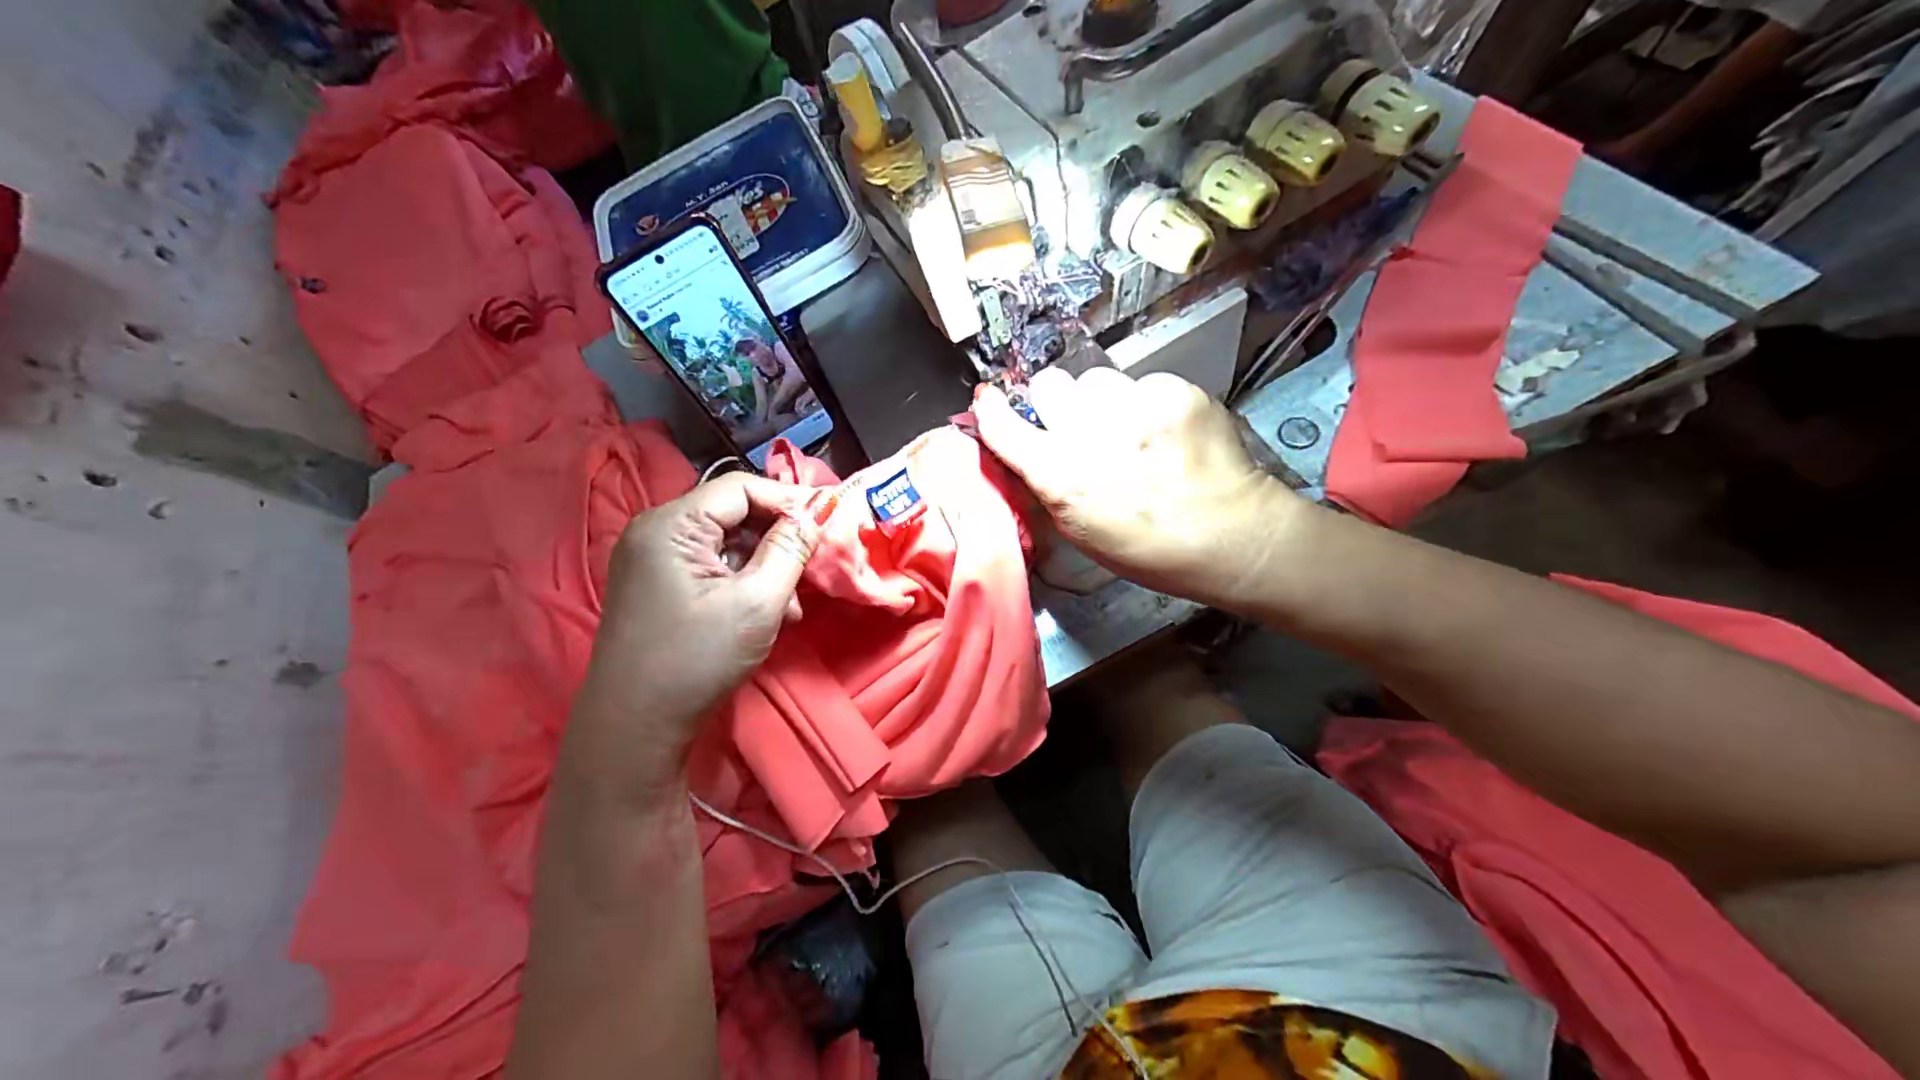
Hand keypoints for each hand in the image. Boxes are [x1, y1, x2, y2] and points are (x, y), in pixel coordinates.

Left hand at [567, 472, 822, 793]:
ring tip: (792, 606)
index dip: (788, 501)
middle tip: (813, 567)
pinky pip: (711, 566)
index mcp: (670, 525)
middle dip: (778, 539)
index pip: (740, 488)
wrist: (634, 726)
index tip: (828, 522)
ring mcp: (652, 560)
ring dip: (765, 566)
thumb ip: (790, 551)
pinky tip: (767, 613)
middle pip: (733, 513)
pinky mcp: (658, 585)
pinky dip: (743, 582)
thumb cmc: (696, 659)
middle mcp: (655, 531)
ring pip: (726, 543)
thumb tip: (816, 515)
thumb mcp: (756, 602)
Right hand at [974, 368, 1308, 609]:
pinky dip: (1147, 403)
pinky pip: (1142, 383)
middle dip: (1058, 401)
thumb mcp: (1080, 531)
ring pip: (1096, 379)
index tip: (989, 399)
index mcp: (1058, 476)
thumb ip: (1048, 486)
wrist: (1229, 536)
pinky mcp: (1172, 392)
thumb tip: (1028, 455)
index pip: (1003, 424)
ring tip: (1130, 429)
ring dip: (1103, 401)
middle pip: (1049, 383)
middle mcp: (1087, 434)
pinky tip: (1164, 432)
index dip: (992, 408)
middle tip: (1079, 423)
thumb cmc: (1149, 550)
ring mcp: (1133, 407)